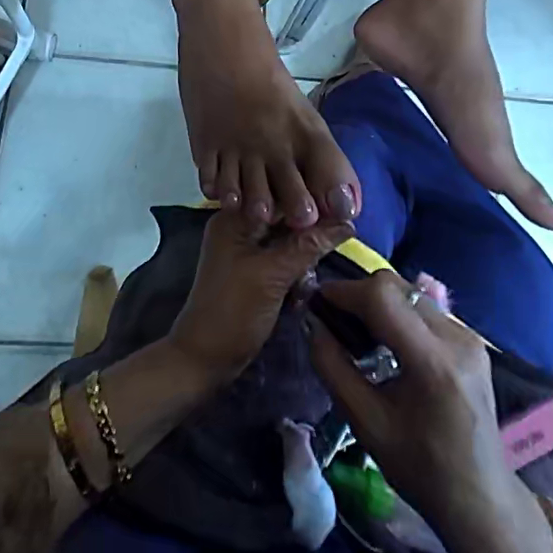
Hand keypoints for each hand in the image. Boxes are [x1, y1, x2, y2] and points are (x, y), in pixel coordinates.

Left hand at [168, 209, 352, 382]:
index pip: (279, 193)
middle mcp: (240, 226)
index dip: (311, 202)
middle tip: (319, 260)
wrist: (205, 359)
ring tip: (301, 287)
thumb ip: (309, 246)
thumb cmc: (233, 311)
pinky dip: (295, 275)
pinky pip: (285, 260)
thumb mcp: (273, 275)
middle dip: (308, 237)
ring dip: (303, 261)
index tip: (341, 214)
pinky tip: (297, 296)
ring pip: (290, 240)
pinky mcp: (255, 271)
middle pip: (288, 216)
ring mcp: (247, 249)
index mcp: (235, 217)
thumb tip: (347, 224)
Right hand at [305, 272, 521, 533]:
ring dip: (378, 301)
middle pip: (397, 287)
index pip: (383, 297)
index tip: (318, 301)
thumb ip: (332, 367)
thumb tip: (312, 323)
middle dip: (359, 293)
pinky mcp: (472, 340)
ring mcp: (469, 336)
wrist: (480, 497)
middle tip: (334, 317)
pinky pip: (425, 308)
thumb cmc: (420, 467)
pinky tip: (387, 341)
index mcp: (433, 363)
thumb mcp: (365, 423)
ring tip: (357, 329)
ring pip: (410, 293)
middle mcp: (456, 338)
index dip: (344, 291)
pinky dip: (398, 313)